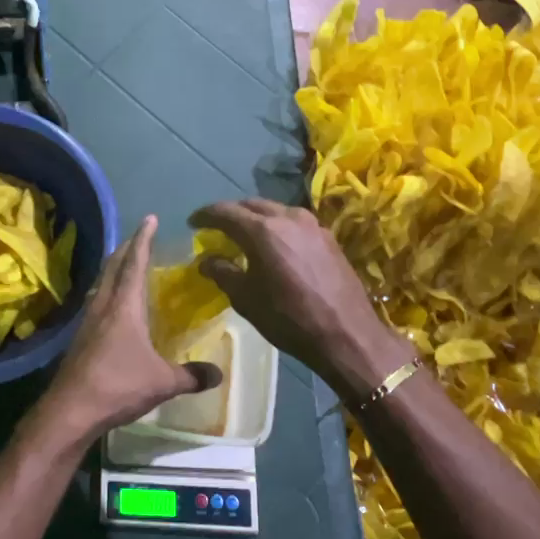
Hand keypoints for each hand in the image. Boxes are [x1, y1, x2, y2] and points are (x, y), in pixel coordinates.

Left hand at [36, 216, 222, 443]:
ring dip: (114, 270)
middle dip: (126, 249)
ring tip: (126, 267)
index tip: (149, 219)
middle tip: (139, 238)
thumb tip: (218, 374)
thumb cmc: (118, 385)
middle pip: (113, 267)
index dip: (143, 239)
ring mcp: (87, 322)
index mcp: (124, 306)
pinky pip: (96, 304)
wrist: (71, 410)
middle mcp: (103, 306)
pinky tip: (113, 308)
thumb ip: (191, 375)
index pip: (135, 263)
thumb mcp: (163, 382)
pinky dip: (108, 294)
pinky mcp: (80, 340)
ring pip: (101, 285)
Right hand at [189, 199, 414, 389]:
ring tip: (245, 235)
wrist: (347, 333)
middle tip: (217, 228)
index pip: (225, 212)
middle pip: (251, 204)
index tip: (192, 223)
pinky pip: (294, 222)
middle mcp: (287, 217)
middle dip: (231, 213)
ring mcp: (312, 225)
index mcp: (262, 230)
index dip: (205, 215)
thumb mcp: (246, 299)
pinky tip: (274, 245)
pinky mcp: (327, 237)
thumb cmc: (289, 318)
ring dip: (256, 218)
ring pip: (275, 210)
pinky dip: (277, 227)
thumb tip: (206, 260)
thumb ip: (223, 272)